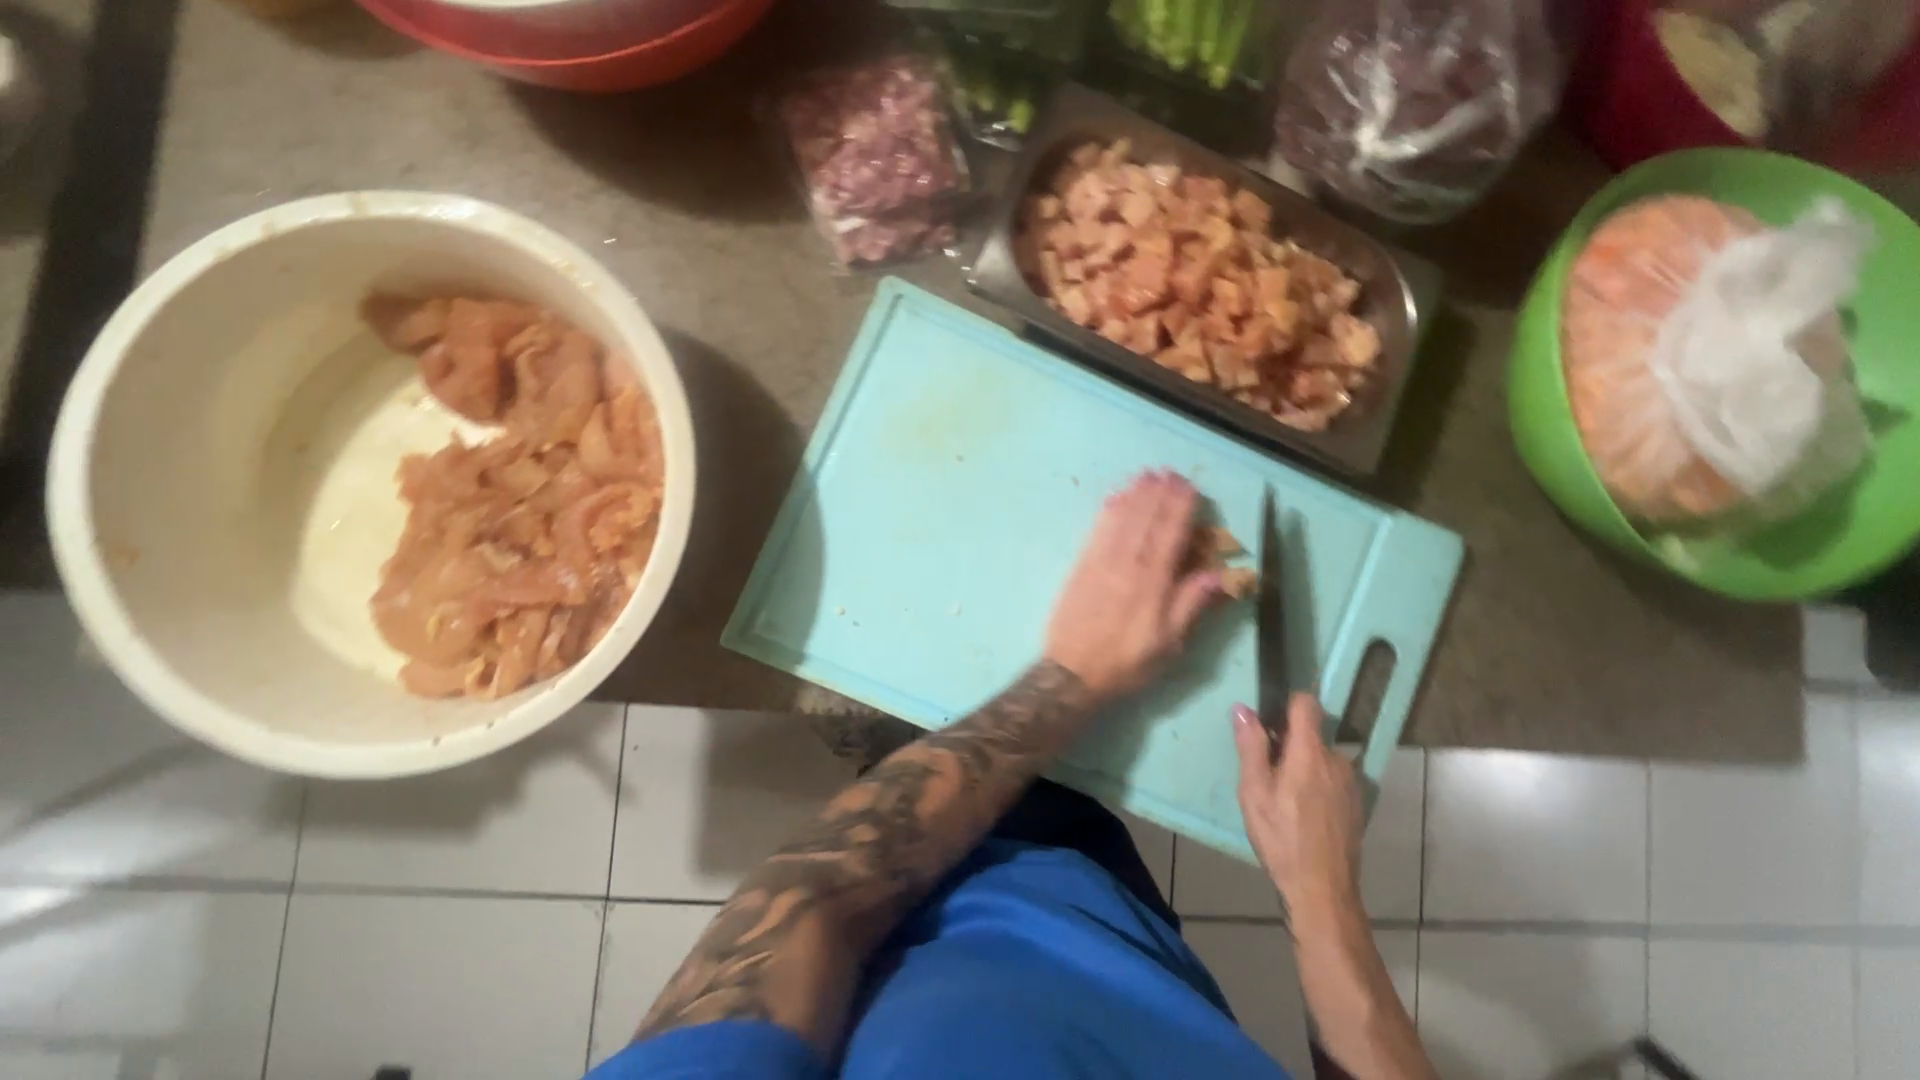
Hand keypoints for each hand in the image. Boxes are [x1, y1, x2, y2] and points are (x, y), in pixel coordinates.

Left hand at [1044, 470, 1222, 702]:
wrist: (1071, 674)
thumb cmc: (1126, 663)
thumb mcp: (1168, 644)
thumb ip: (1191, 605)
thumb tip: (1218, 575)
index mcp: (1152, 584)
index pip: (1170, 537)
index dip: (1180, 510)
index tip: (1190, 487)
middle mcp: (1127, 567)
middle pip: (1145, 522)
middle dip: (1159, 495)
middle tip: (1169, 472)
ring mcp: (1100, 564)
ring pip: (1121, 521)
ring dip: (1135, 496)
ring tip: (1146, 475)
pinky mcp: (1080, 567)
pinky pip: (1096, 532)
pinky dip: (1108, 512)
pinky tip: (1115, 498)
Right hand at [1233, 694, 1363, 912]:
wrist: (1323, 888)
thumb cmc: (1281, 837)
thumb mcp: (1254, 792)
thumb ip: (1251, 747)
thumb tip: (1244, 709)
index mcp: (1310, 752)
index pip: (1306, 704)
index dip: (1286, 703)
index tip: (1267, 720)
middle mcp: (1336, 760)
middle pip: (1311, 734)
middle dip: (1289, 743)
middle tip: (1265, 771)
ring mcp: (1351, 783)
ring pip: (1322, 759)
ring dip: (1303, 766)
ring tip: (1282, 797)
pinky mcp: (1356, 804)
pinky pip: (1332, 780)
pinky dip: (1317, 785)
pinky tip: (1302, 813)